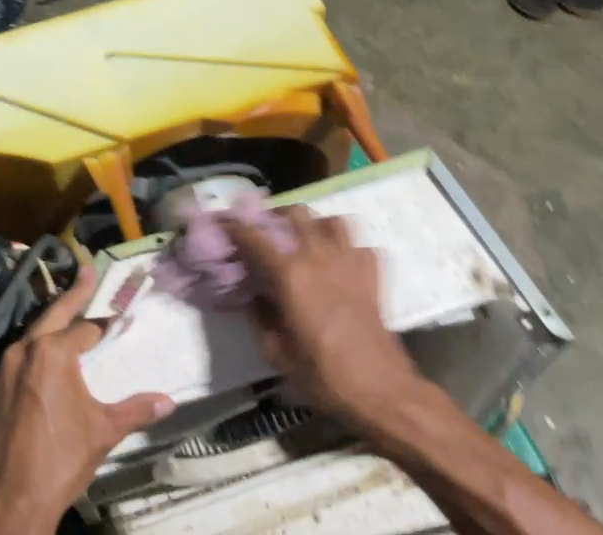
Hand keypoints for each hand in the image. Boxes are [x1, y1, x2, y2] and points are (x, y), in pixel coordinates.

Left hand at [0, 261, 174, 534]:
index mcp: (52, 353)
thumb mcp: (104, 431)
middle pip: (52, 316)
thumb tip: (169, 401)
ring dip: (48, 330)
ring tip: (63, 322)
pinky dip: (29, 360)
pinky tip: (38, 371)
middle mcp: (22, 352)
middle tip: (85, 271)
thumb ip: (136, 410)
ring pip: (28, 340)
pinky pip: (12, 366)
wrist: (10, 502)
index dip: (105, 325)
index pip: (85, 328)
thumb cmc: (61, 459)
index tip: (119, 319)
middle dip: (73, 295)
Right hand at [223, 207, 426, 434]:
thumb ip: (260, 318)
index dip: (234, 226)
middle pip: (297, 214)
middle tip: (267, 231)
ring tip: (306, 239)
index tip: (222, 222)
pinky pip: (360, 245)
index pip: (255, 237)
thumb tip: (254, 297)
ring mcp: (351, 261)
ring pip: (333, 220)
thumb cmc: (323, 375)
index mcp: (290, 274)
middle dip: (277, 216)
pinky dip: (349, 248)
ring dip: (316, 225)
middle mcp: (319, 256)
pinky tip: (341, 263)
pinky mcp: (373, 274)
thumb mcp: (277, 353)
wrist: (379, 389)